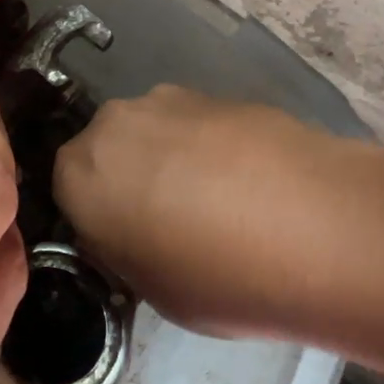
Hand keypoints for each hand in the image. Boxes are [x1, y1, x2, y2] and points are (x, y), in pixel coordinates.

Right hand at [53, 85, 357, 336]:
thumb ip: (122, 249)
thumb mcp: (152, 290)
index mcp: (79, 174)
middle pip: (109, 150)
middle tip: (170, 221)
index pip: (66, 188)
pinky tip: (253, 184)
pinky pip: (198, 125)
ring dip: (171, 158)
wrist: (317, 227)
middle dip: (130, 177)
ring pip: (154, 132)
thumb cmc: (219, 276)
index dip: (96, 216)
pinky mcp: (218, 93)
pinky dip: (213, 148)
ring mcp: (168, 100)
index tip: (127, 241)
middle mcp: (112, 125)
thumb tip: (129, 234)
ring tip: (221, 203)